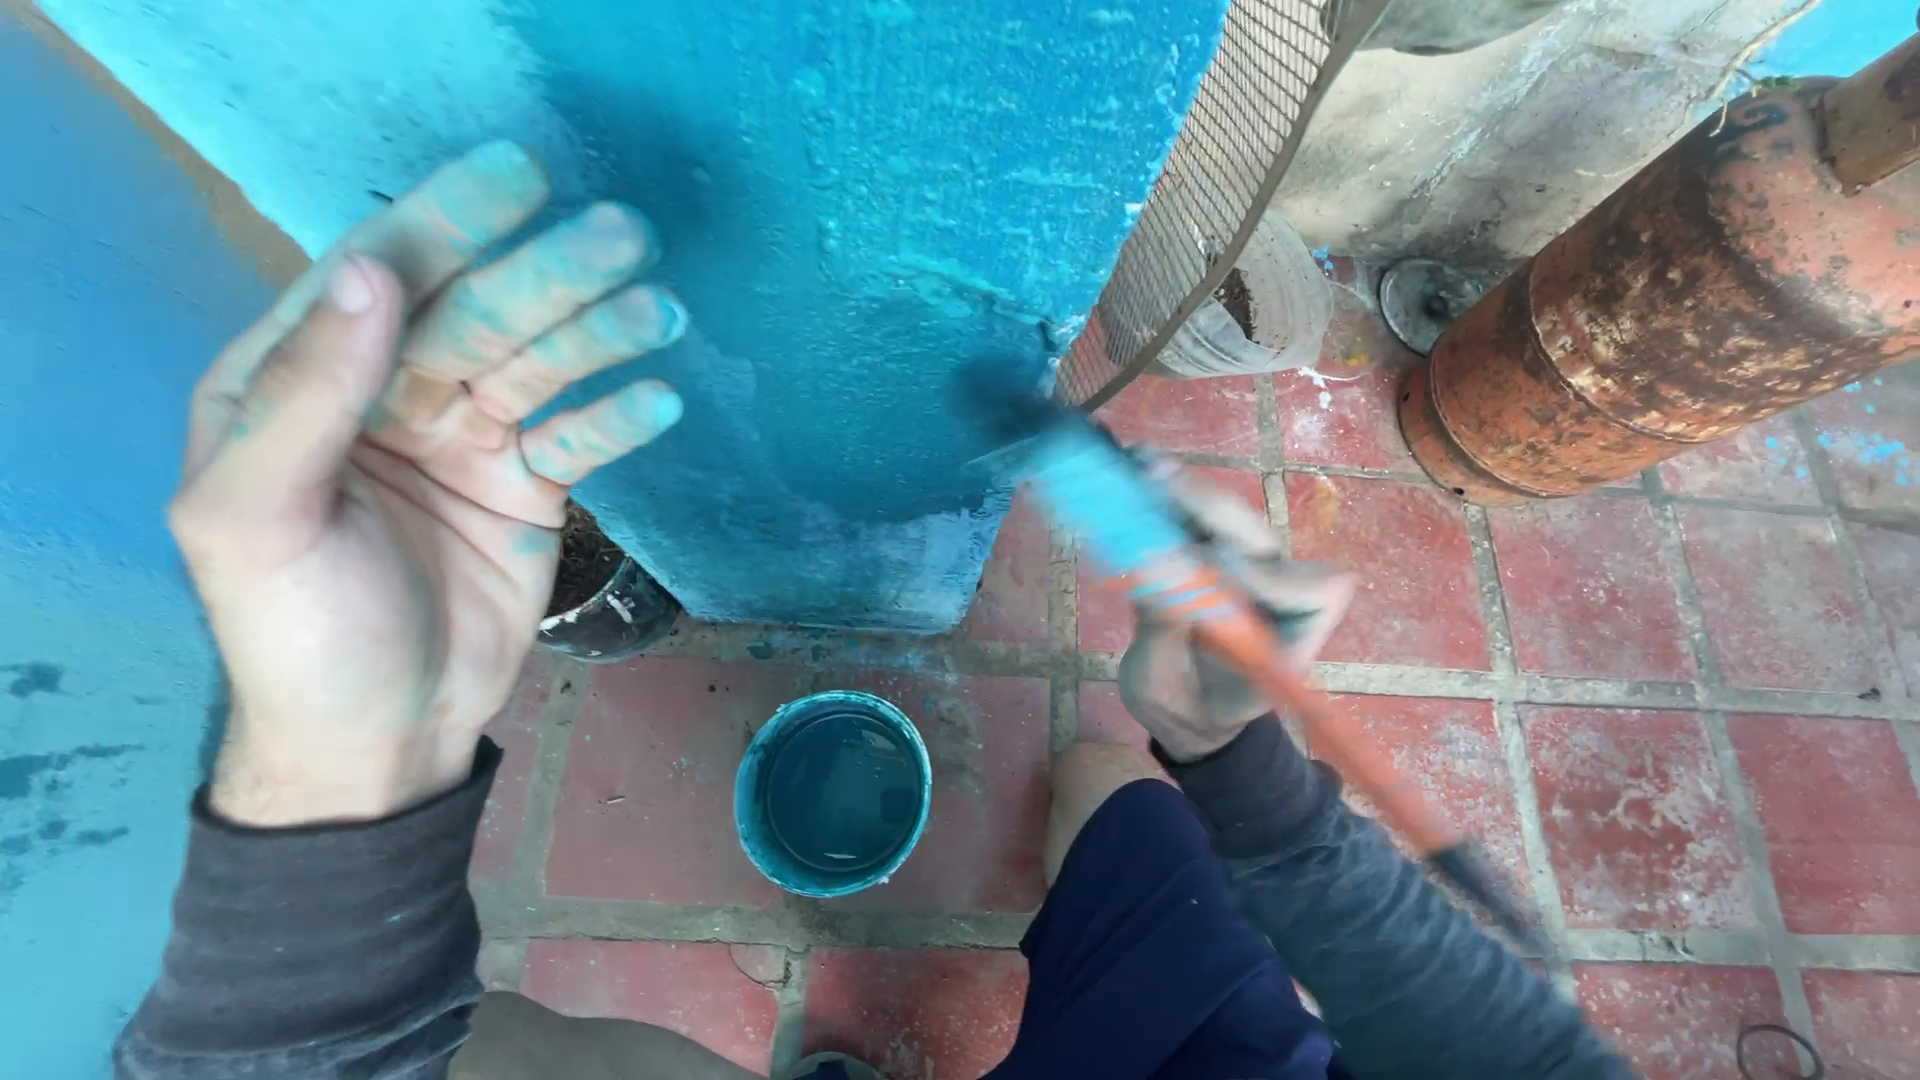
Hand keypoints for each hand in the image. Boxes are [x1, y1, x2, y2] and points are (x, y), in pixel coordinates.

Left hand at [171, 142, 688, 826]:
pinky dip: (620, 421)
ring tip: (663, 311)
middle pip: (482, 316)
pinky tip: (663, 401)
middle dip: (551, 274)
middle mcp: (395, 396)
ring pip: (545, 370)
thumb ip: (304, 395)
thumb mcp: (255, 518)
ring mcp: (472, 440)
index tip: (521, 176)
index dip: (447, 224)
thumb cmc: (298, 633)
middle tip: (627, 233)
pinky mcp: (533, 486)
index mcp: (303, 385)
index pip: (381, 281)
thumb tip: (372, 275)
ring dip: (604, 338)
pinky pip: (582, 440)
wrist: (385, 731)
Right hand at [1117, 464, 1353, 761]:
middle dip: (1209, 510)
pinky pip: (1195, 523)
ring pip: (1227, 522)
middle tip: (1158, 482)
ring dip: (1185, 493)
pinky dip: (1166, 497)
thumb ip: (1163, 635)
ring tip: (1141, 465)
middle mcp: (1273, 596)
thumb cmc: (1186, 712)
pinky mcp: (1206, 560)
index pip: (1313, 591)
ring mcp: (1240, 573)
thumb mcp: (1165, 689)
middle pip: (1258, 539)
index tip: (1217, 564)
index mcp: (1288, 640)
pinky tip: (1135, 470)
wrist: (1184, 713)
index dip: (1267, 575)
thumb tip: (1154, 574)